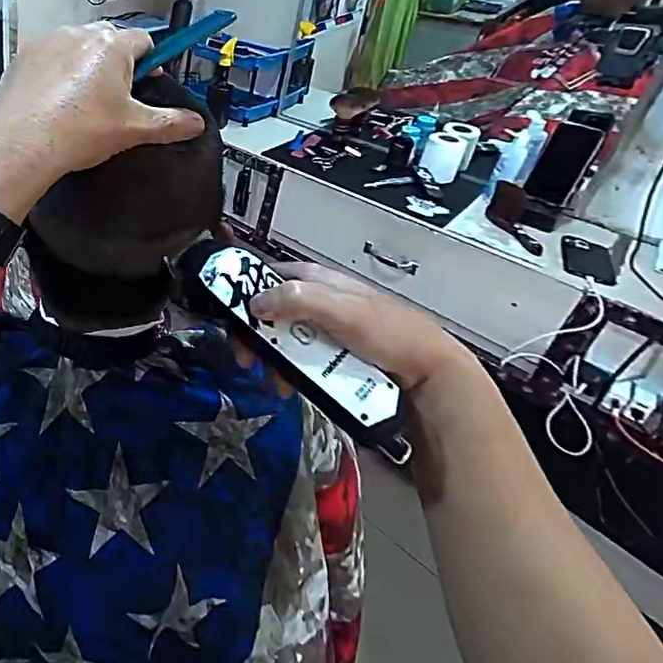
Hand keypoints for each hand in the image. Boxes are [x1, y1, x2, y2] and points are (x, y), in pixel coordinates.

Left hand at [0, 23, 205, 218]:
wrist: (20, 145)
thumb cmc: (76, 131)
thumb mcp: (133, 129)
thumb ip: (170, 123)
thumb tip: (194, 123)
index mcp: (112, 45)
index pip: (146, 40)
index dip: (153, 62)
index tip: (152, 80)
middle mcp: (79, 34)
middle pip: (111, 41)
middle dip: (119, 65)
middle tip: (118, 100)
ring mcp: (48, 41)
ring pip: (79, 48)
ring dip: (87, 67)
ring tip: (85, 104)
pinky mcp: (24, 56)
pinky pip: (51, 57)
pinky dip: (58, 73)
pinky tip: (58, 103)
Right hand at [249, 262, 478, 395]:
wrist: (428, 372)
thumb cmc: (388, 333)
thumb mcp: (342, 311)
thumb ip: (299, 300)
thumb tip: (255, 302)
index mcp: (320, 279)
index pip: (271, 276)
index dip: (248, 293)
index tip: (234, 319)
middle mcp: (320, 300)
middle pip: (274, 312)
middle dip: (258, 335)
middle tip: (248, 360)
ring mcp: (327, 328)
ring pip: (287, 338)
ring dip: (274, 358)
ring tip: (275, 382)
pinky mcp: (334, 354)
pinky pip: (303, 359)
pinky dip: (292, 370)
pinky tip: (292, 386)